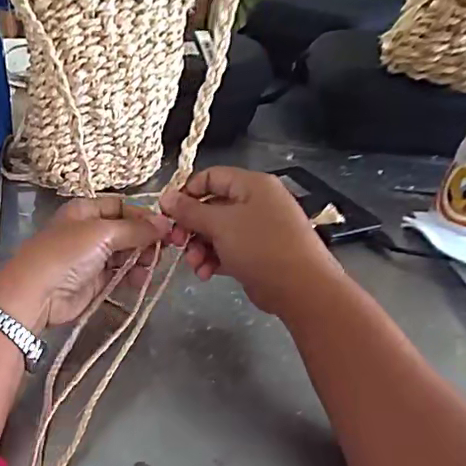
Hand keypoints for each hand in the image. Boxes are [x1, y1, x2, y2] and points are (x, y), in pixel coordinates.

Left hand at [0, 196, 167, 329]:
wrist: (36, 294)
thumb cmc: (66, 254)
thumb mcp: (102, 233)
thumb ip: (136, 229)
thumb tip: (166, 223)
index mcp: (86, 210)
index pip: (122, 207)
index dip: (143, 216)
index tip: (165, 228)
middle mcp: (89, 231)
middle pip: (127, 231)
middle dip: (146, 240)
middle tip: (163, 250)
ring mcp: (92, 258)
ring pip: (126, 254)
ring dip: (142, 260)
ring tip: (151, 267)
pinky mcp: (95, 282)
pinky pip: (120, 275)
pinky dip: (133, 277)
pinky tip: (142, 280)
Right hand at [158, 166, 343, 315]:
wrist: (300, 287)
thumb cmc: (261, 247)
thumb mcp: (220, 225)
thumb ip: (190, 211)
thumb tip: (165, 197)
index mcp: (251, 185)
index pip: (210, 177)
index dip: (186, 193)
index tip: (168, 214)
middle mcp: (255, 202)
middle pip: (211, 206)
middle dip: (190, 227)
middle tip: (177, 243)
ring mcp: (257, 229)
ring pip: (216, 232)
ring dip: (199, 248)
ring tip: (195, 265)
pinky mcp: (256, 253)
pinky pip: (227, 250)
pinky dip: (213, 259)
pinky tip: (206, 273)